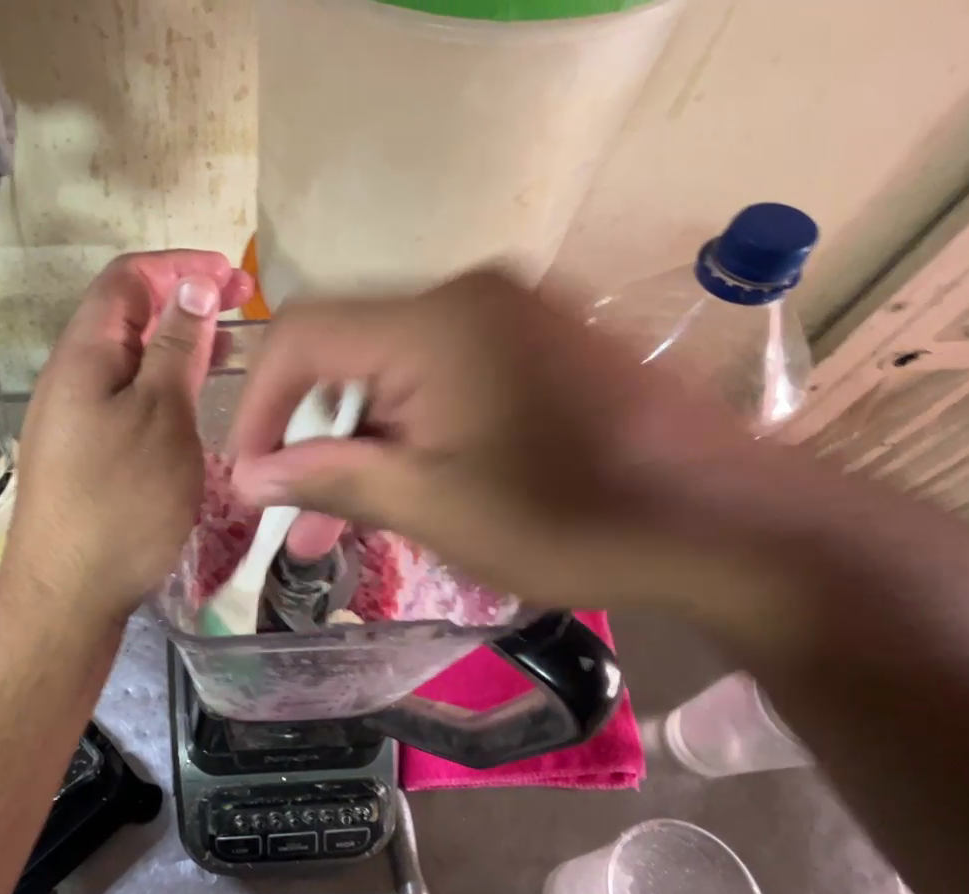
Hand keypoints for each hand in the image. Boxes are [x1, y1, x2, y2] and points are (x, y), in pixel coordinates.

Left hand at [0, 251, 254, 621]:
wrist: (66, 594)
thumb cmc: (122, 502)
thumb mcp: (162, 417)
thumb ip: (175, 347)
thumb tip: (191, 286)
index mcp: (84, 353)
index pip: (128, 277)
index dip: (181, 266)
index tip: (236, 280)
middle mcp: (70, 376)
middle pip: (126, 316)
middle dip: (183, 304)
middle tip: (241, 317)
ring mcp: (72, 418)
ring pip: (129, 361)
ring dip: (176, 349)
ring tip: (228, 360)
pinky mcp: (82, 454)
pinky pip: (125, 400)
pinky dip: (162, 389)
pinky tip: (192, 411)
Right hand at [230, 270, 756, 611]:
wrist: (722, 523)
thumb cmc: (566, 518)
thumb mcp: (428, 506)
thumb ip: (327, 477)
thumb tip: (246, 474)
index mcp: (434, 321)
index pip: (301, 333)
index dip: (259, 406)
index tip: (250, 479)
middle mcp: (467, 295)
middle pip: (348, 352)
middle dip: (312, 436)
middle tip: (298, 517)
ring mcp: (511, 313)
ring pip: (395, 371)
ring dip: (362, 441)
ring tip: (348, 522)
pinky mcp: (541, 340)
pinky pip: (445, 375)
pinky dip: (412, 429)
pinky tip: (414, 486)